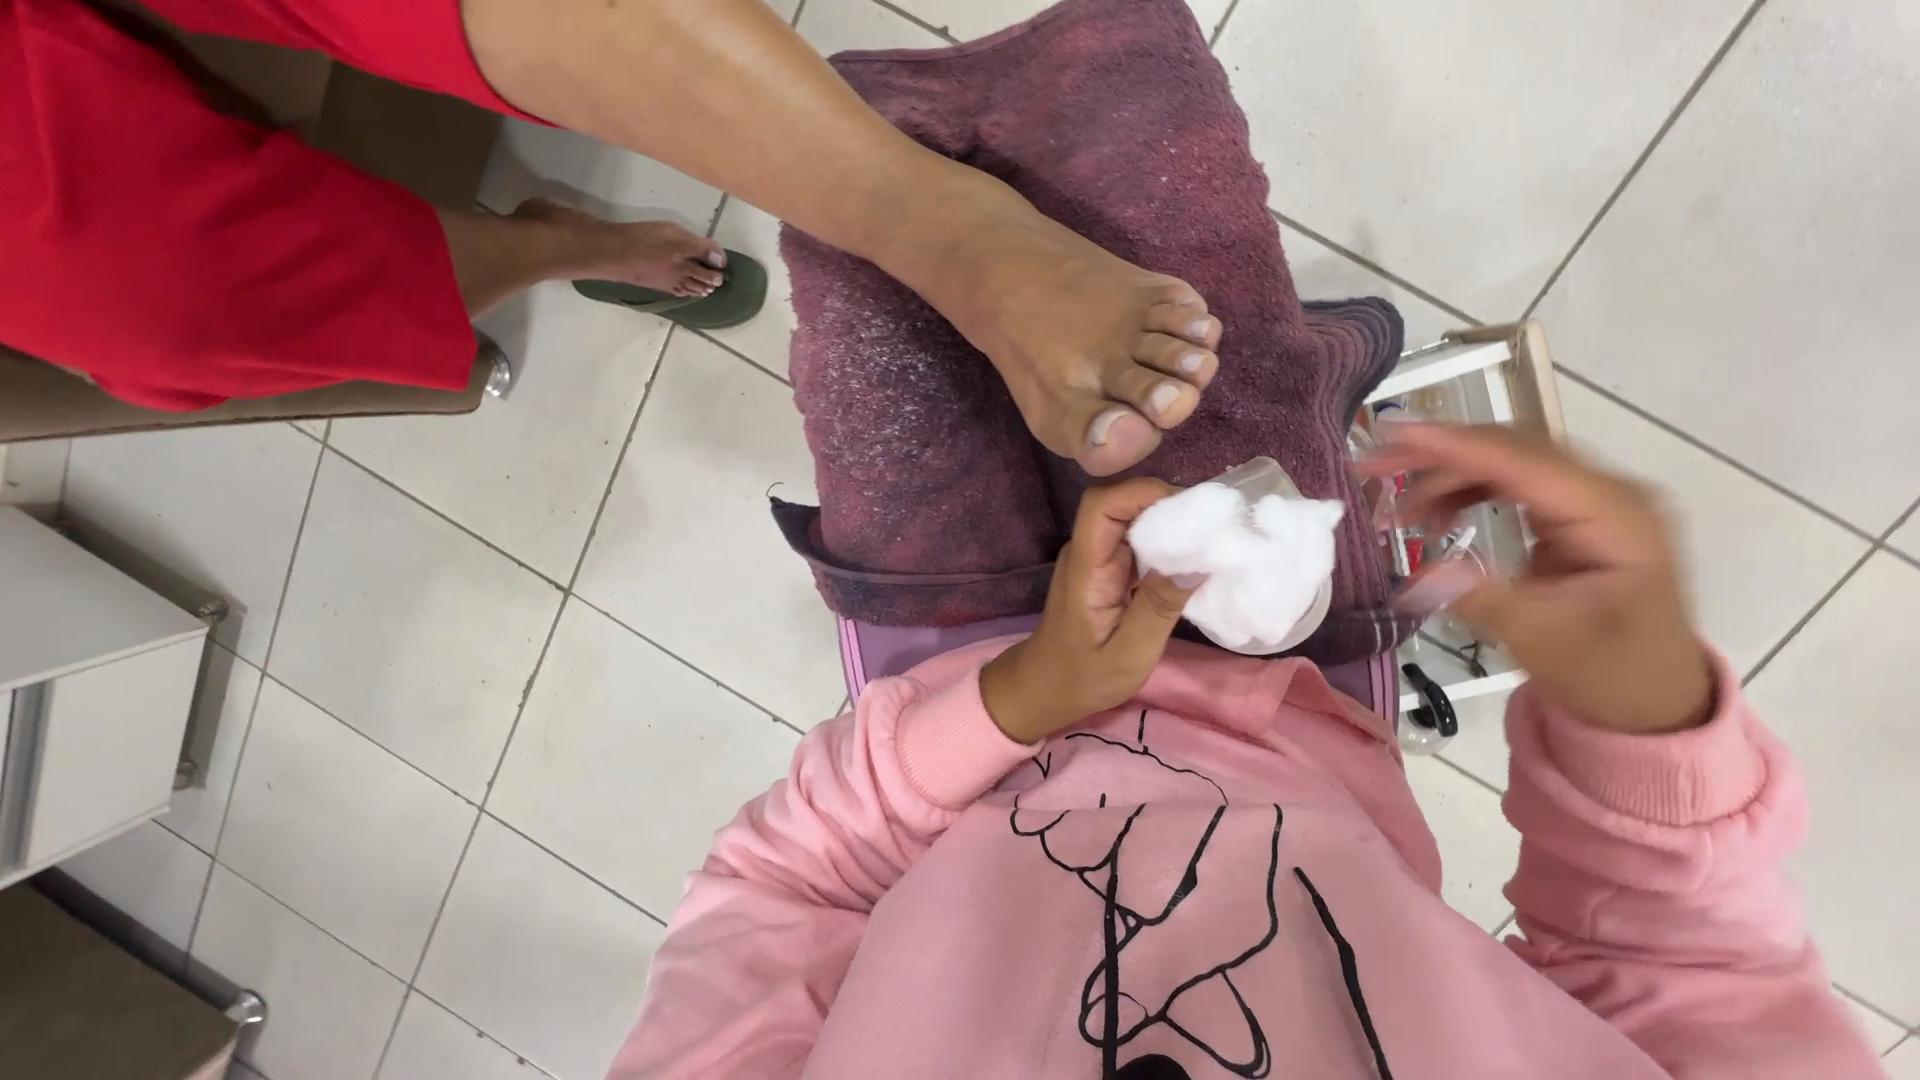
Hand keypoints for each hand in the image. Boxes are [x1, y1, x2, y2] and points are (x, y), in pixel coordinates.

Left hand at [979, 479, 1201, 743]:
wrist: (1047, 687)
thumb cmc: (1083, 677)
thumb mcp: (1129, 654)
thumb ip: (1159, 608)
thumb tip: (1198, 562)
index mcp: (1085, 568)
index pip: (1102, 505)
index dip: (1143, 494)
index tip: (1192, 511)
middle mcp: (1087, 552)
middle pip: (1123, 504)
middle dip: (1169, 506)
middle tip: (1216, 527)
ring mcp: (1097, 558)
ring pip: (1134, 519)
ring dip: (1172, 523)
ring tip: (1213, 540)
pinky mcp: (1109, 568)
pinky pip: (1138, 541)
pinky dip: (1168, 543)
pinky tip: (1195, 558)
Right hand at [1358, 423, 1713, 734]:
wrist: (1650, 698)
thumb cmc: (1607, 672)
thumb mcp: (1544, 641)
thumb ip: (1482, 600)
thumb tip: (1415, 577)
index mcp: (1615, 516)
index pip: (1525, 461)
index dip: (1455, 445)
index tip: (1394, 434)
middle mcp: (1608, 493)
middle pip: (1512, 449)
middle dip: (1437, 454)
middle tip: (1372, 465)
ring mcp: (1591, 501)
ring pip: (1505, 462)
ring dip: (1444, 475)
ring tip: (1396, 510)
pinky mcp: (1572, 514)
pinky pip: (1508, 483)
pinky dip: (1463, 493)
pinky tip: (1433, 519)